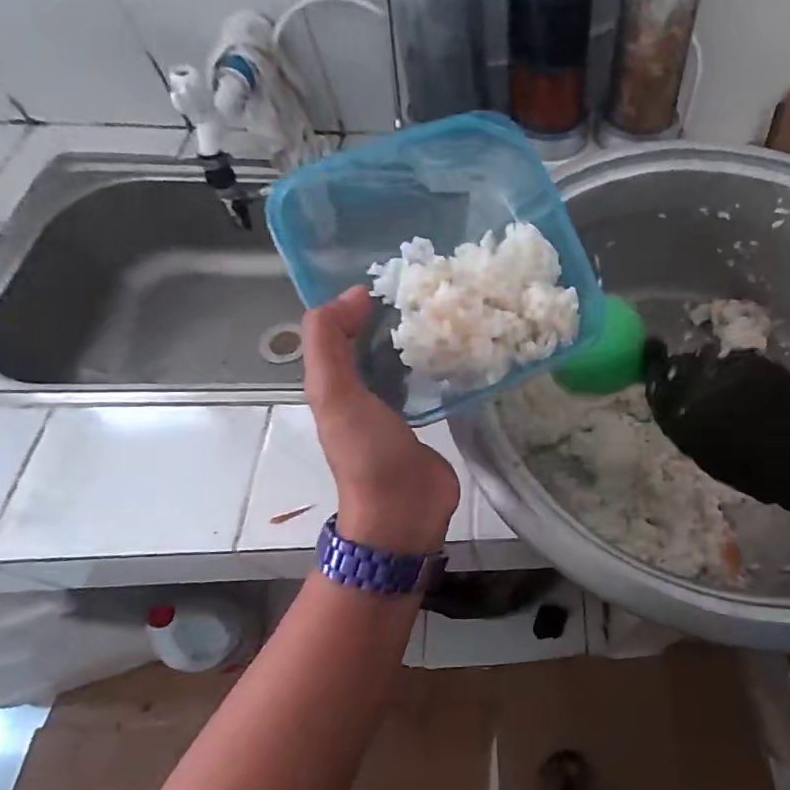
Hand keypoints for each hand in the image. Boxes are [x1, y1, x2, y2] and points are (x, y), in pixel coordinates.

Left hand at [302, 287, 459, 552]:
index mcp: (334, 380)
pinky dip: (438, 360)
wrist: (403, 511)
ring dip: (419, 335)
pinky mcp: (425, 417)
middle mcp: (362, 388)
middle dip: (395, 313)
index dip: (358, 300)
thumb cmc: (367, 453)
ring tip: (449, 309)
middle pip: (374, 339)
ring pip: (403, 357)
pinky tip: (460, 347)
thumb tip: (355, 294)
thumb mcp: (333, 393)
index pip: (340, 327)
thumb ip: (329, 341)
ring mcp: (395, 404)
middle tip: (431, 288)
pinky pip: (428, 379)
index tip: (395, 278)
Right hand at [643, 340, 789, 523]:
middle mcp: (706, 384)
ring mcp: (734, 369)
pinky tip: (743, 386)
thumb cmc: (752, 469)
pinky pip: (736, 361)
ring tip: (720, 384)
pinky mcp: (759, 362)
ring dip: (710, 368)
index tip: (653, 366)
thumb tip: (671, 399)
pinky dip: (734, 370)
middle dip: (683, 370)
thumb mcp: (704, 451)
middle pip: (684, 364)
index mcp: (687, 412)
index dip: (655, 372)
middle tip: (688, 379)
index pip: (659, 382)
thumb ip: (683, 421)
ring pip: (711, 359)